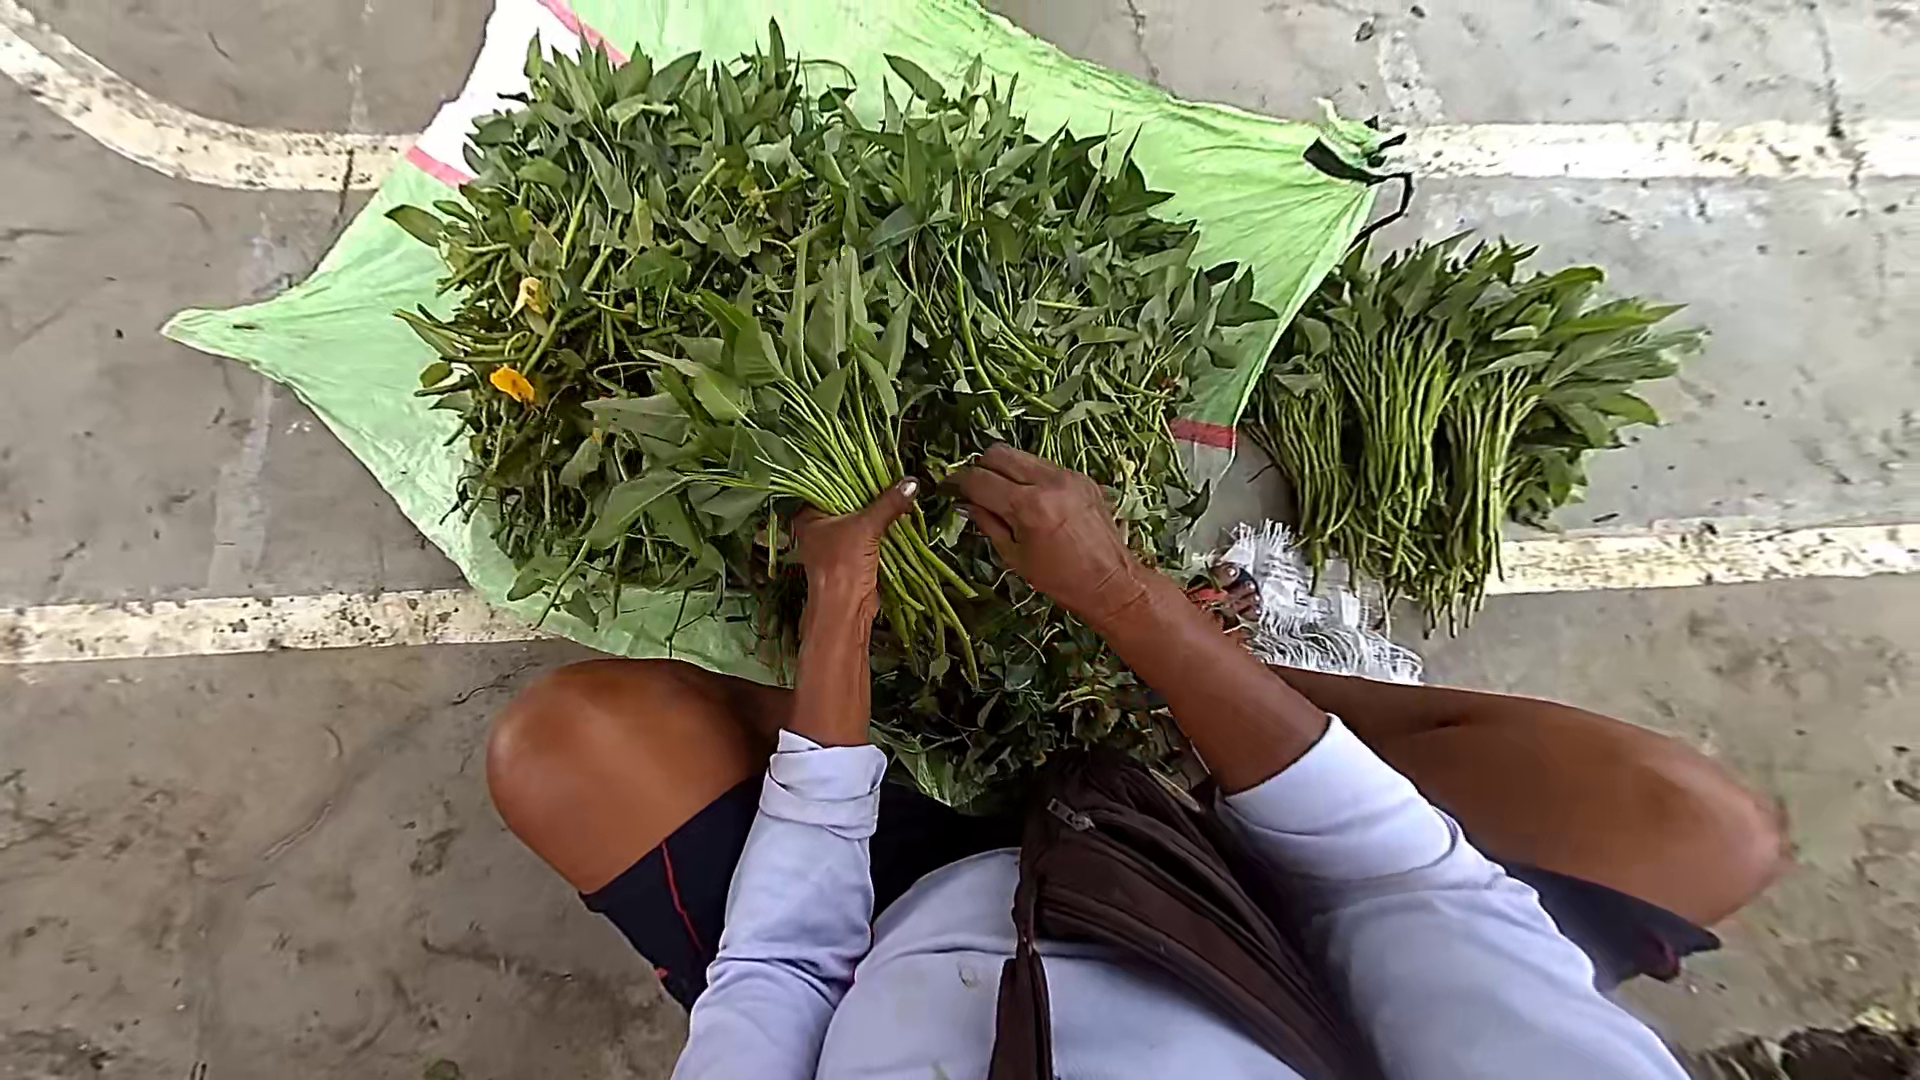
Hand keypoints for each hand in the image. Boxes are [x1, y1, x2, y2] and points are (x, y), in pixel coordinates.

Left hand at [792, 477, 919, 621]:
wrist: (845, 607)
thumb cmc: (842, 565)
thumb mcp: (866, 527)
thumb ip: (888, 503)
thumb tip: (911, 483)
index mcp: (809, 514)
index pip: (827, 482)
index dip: (850, 469)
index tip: (873, 457)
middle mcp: (819, 524)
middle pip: (846, 498)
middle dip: (869, 489)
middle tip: (891, 471)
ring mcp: (836, 539)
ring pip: (859, 515)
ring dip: (878, 508)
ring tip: (898, 488)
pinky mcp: (852, 553)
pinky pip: (869, 531)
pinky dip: (882, 524)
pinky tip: (899, 511)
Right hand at [951, 444, 1148, 627]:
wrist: (1111, 582)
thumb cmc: (1059, 580)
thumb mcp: (1014, 556)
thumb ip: (988, 522)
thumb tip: (965, 502)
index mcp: (1028, 506)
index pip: (980, 479)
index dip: (958, 482)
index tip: (947, 487)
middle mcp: (1048, 482)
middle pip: (998, 453)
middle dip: (980, 468)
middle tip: (974, 489)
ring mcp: (1068, 475)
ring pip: (1021, 455)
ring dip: (1004, 470)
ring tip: (1002, 495)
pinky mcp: (1081, 477)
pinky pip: (1043, 465)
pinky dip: (1028, 476)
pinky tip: (1030, 499)